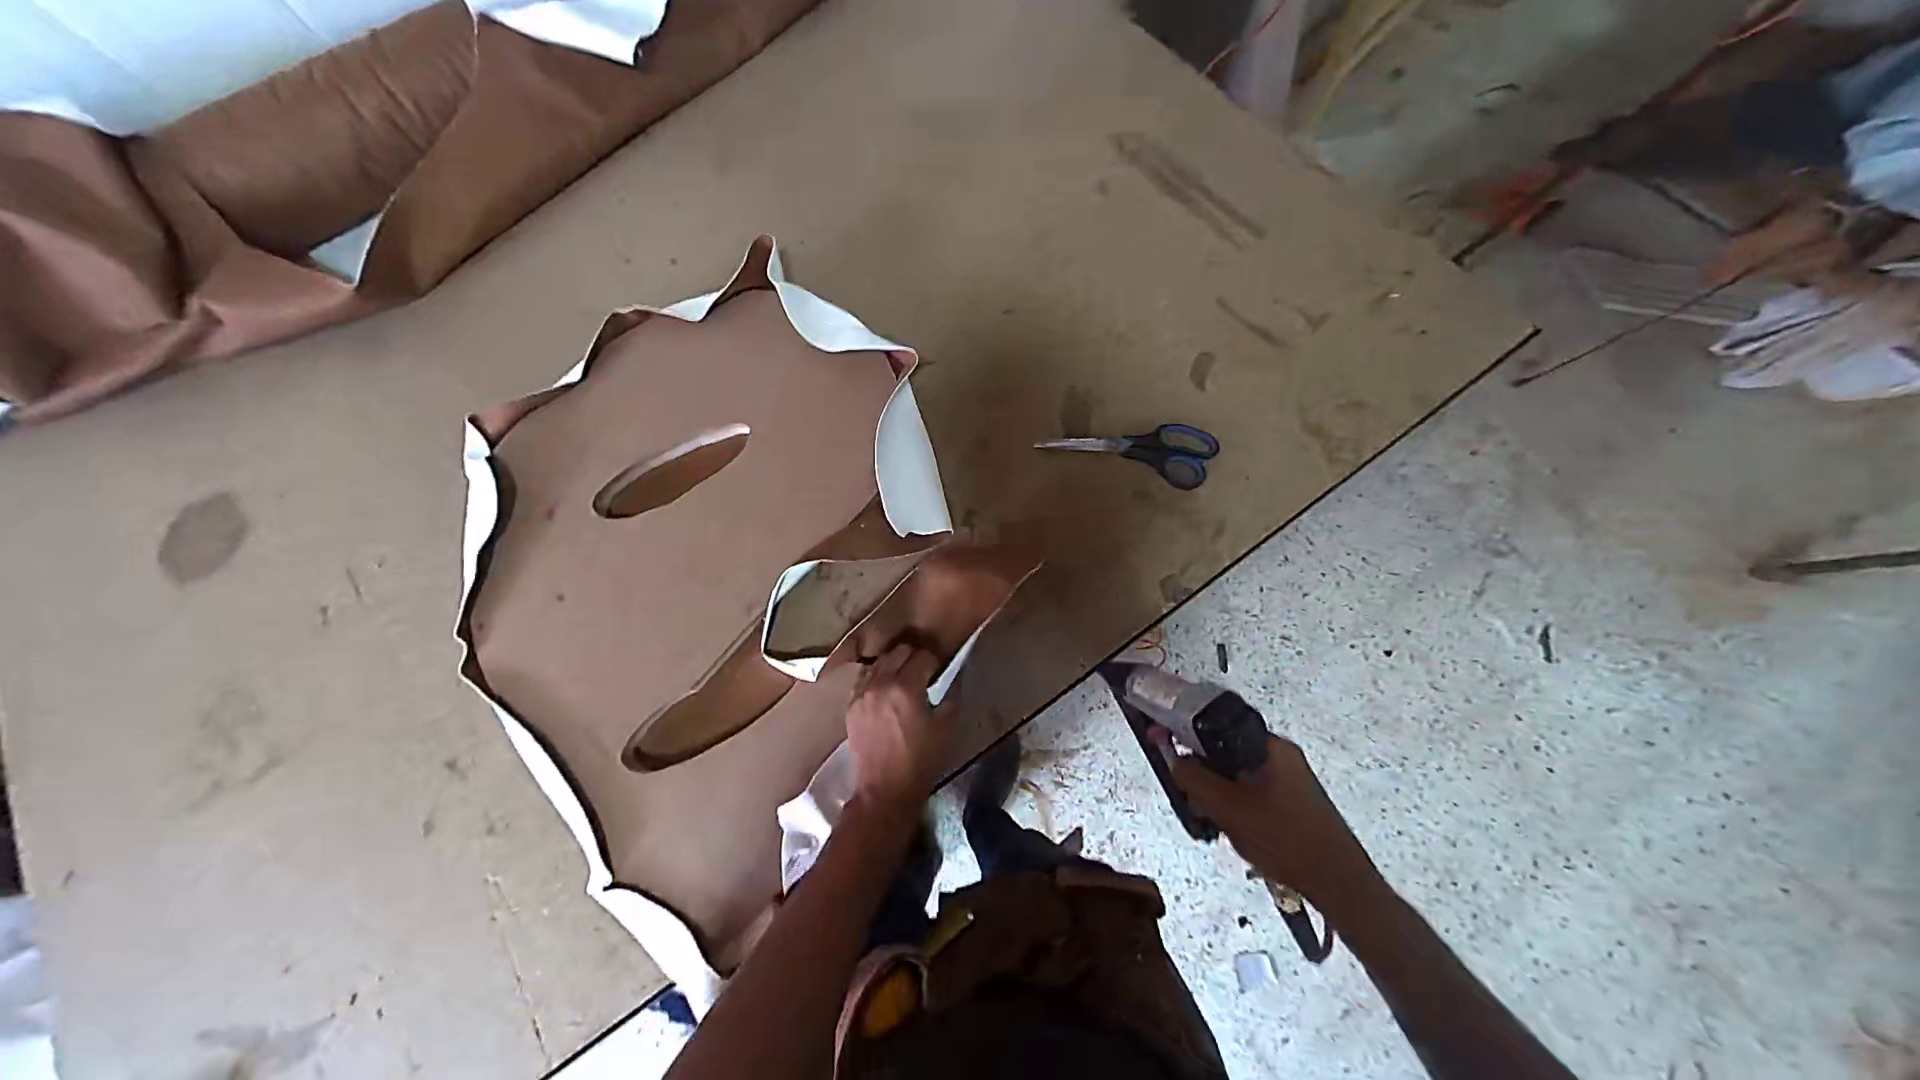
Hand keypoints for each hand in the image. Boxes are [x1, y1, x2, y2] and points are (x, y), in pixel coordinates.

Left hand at [844, 644, 949, 816]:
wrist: (885, 788)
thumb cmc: (921, 760)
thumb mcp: (946, 728)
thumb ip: (949, 698)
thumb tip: (948, 682)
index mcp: (906, 687)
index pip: (922, 656)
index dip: (934, 660)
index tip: (938, 668)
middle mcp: (881, 683)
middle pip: (899, 652)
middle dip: (913, 657)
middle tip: (923, 670)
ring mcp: (862, 693)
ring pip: (879, 662)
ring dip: (893, 663)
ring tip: (902, 675)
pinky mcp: (851, 704)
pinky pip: (864, 678)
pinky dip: (876, 676)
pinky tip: (884, 686)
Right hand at [1166, 733, 1380, 909]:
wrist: (1338, 885)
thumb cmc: (1284, 839)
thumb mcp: (1228, 807)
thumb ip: (1194, 778)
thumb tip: (1173, 759)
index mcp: (1270, 747)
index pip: (1217, 725)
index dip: (1185, 733)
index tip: (1159, 738)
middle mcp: (1280, 756)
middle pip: (1223, 753)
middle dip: (1203, 776)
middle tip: (1195, 801)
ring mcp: (1287, 780)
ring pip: (1234, 777)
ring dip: (1218, 797)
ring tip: (1216, 824)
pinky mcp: (1290, 803)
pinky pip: (1249, 794)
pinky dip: (1235, 808)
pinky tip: (1234, 833)